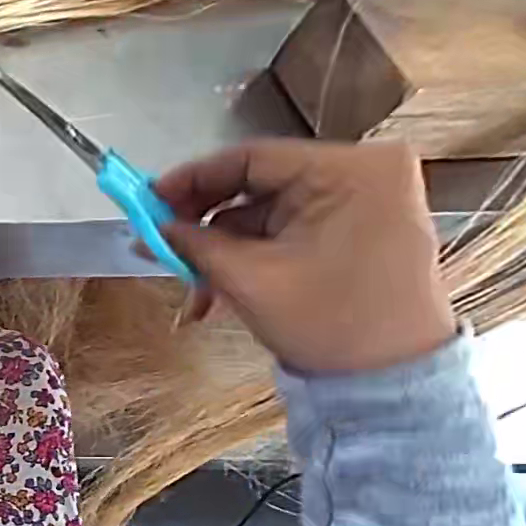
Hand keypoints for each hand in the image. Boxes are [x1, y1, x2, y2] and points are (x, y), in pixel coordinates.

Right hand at [154, 140, 456, 373]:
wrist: (384, 367)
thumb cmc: (326, 316)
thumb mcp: (245, 277)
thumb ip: (191, 244)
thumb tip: (145, 231)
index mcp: (351, 171)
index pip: (250, 158)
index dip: (188, 179)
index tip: (142, 203)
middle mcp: (358, 174)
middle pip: (250, 182)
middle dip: (197, 217)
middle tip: (155, 242)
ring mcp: (352, 201)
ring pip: (253, 211)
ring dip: (211, 245)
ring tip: (186, 281)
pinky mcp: (341, 226)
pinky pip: (270, 229)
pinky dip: (235, 253)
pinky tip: (211, 285)